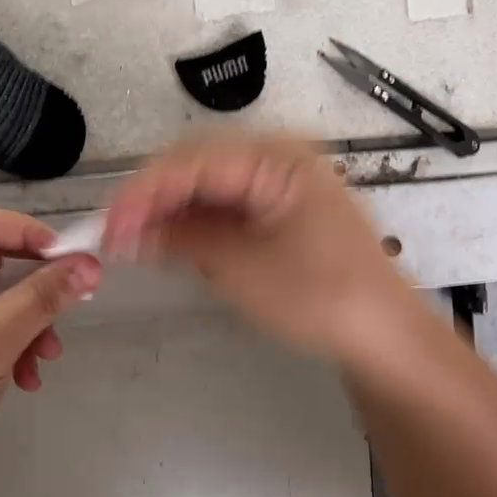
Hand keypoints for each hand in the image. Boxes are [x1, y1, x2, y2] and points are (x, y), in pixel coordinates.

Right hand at [102, 134, 414, 361]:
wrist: (387, 340)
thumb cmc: (325, 299)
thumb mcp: (244, 269)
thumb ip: (182, 239)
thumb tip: (128, 228)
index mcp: (279, 158)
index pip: (193, 161)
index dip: (144, 191)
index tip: (108, 223)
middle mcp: (278, 157)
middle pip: (194, 164)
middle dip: (151, 198)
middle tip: (113, 234)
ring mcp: (278, 181)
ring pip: (203, 183)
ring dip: (167, 210)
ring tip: (131, 241)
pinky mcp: (276, 207)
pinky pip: (221, 202)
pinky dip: (191, 221)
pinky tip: (166, 241)